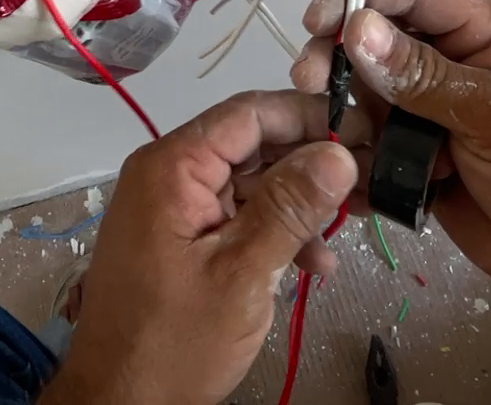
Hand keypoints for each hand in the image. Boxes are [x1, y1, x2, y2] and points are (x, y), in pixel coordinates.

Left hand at [40, 91, 358, 404]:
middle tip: (371, 177)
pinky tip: (315, 263)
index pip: (248, 114)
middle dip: (311, 161)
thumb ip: (290, 207)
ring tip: (357, 219)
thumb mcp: (241, 273)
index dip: (308, 116)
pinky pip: (236, 214)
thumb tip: (338, 152)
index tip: (363, 130)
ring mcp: (175, 203)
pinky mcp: (183, 234)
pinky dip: (274, 230)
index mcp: (173, 164)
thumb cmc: (175, 339)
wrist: (120, 403)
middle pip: (252, 144)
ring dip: (300, 201)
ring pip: (249, 181)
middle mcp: (170, 170)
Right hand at [294, 0, 490, 404]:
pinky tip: (337, 155)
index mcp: (486, 29)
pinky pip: (363, 127)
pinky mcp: (408, 142)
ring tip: (326, 122)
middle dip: (337, 48)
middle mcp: (449, 56)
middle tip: (310, 78)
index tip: (317, 19)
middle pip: (374, 30)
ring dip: (337, 96)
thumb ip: (429, 77)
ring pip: (360, 80)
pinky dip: (346, 137)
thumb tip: (358, 28)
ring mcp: (425, 101)